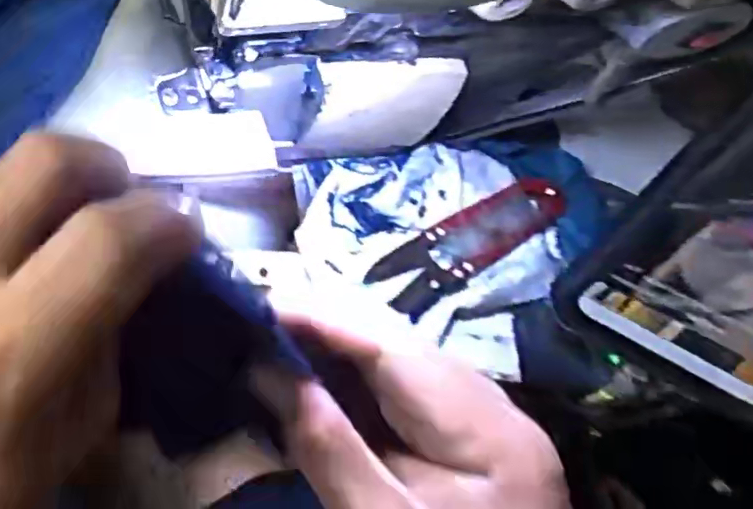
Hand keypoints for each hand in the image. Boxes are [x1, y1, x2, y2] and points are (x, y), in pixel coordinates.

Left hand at [0, 133, 200, 508]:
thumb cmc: (8, 457)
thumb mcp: (92, 409)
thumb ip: (121, 306)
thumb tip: (155, 225)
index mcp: (2, 347)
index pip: (99, 243)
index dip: (157, 218)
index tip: (187, 218)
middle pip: (45, 160)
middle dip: (104, 164)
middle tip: (129, 195)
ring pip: (17, 156)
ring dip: (63, 179)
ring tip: (74, 218)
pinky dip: (23, 193)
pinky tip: (23, 232)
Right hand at [253, 312, 566, 508]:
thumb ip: (326, 445)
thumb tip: (265, 366)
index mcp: (491, 433)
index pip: (389, 346)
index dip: (317, 318)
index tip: (255, 308)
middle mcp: (498, 410)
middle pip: (393, 340)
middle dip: (320, 326)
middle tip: (254, 320)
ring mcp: (487, 420)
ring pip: (393, 351)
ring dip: (330, 343)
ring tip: (274, 340)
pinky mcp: (469, 434)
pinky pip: (399, 378)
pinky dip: (350, 369)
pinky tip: (314, 371)